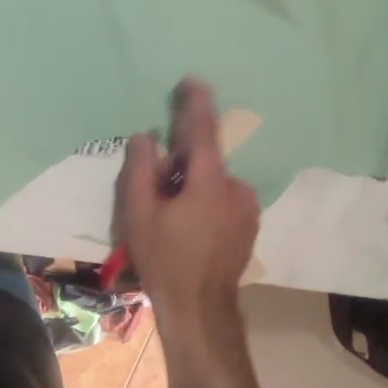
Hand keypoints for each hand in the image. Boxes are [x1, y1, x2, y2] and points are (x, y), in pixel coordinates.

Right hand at [114, 76, 259, 329]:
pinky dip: (203, 205)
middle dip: (179, 165)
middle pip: (203, 162)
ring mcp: (246, 209)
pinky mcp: (248, 228)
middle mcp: (234, 186)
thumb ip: (140, 171)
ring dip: (191, 189)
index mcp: (208, 180)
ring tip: (166, 217)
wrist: (199, 306)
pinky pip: (222, 204)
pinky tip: (186, 231)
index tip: (191, 81)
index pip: (201, 131)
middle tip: (153, 187)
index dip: (194, 104)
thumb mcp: (138, 214)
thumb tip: (144, 137)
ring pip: (212, 185)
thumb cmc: (163, 258)